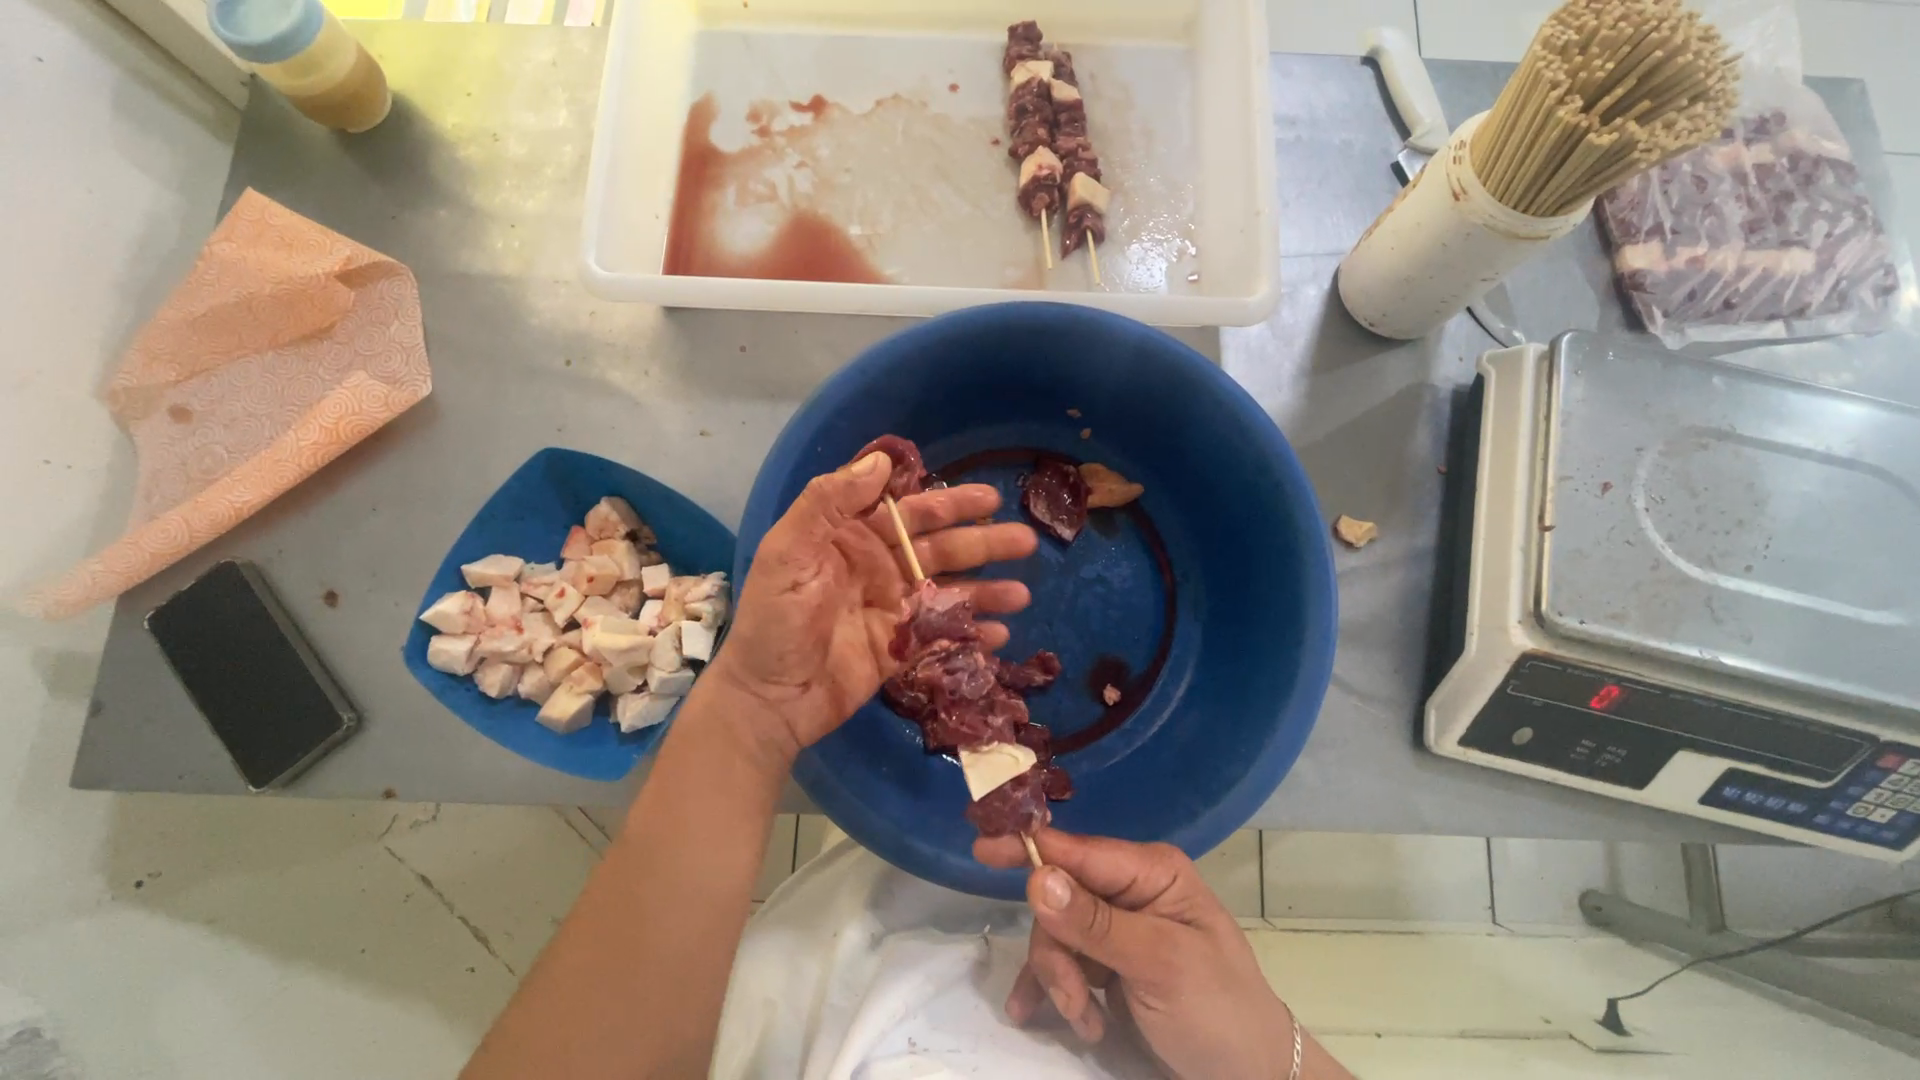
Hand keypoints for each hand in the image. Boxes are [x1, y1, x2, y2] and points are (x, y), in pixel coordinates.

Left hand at [708, 450, 1036, 761]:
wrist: (767, 699)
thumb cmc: (773, 621)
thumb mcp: (788, 553)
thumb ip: (828, 503)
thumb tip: (880, 461)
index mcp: (851, 540)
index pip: (909, 513)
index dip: (949, 503)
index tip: (989, 499)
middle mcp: (878, 569)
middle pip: (939, 549)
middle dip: (983, 543)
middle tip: (1025, 542)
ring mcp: (892, 611)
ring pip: (948, 592)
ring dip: (986, 590)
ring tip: (1022, 594)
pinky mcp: (899, 650)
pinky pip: (943, 635)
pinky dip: (971, 633)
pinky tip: (1000, 634)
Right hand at [975, 829, 1305, 1079]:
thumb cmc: (1218, 1010)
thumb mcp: (1160, 964)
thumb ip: (1096, 923)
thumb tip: (1037, 878)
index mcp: (1149, 872)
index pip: (1077, 849)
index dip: (1028, 847)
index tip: (980, 849)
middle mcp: (1128, 891)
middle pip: (1058, 900)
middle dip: (1057, 952)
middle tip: (1074, 1001)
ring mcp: (1117, 928)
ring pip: (1055, 936)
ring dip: (1060, 982)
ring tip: (1086, 1024)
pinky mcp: (1108, 965)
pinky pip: (1062, 965)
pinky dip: (1054, 993)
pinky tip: (1047, 1019)